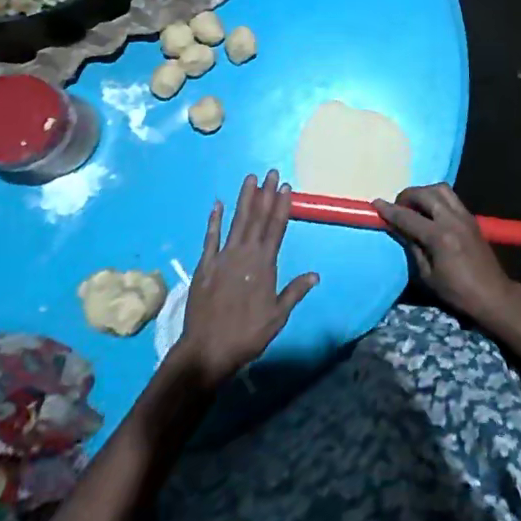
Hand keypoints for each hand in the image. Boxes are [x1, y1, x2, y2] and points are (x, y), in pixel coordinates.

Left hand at [172, 171, 318, 386]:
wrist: (209, 348)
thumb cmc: (247, 335)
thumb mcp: (277, 316)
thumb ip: (294, 292)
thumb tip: (315, 274)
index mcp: (264, 265)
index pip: (276, 229)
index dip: (282, 207)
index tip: (286, 187)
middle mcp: (245, 255)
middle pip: (257, 219)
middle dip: (266, 194)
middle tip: (271, 172)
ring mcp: (223, 257)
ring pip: (236, 221)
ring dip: (244, 199)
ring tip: (250, 178)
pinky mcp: (205, 264)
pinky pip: (210, 237)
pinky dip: (214, 220)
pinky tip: (217, 203)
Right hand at [372, 184, 520, 321]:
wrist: (494, 295)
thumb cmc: (457, 292)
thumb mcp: (427, 276)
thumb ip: (412, 248)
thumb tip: (399, 229)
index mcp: (439, 237)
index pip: (408, 217)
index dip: (389, 210)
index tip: (376, 203)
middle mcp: (452, 220)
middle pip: (425, 194)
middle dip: (407, 196)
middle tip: (398, 207)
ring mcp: (465, 216)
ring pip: (441, 189)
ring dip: (424, 192)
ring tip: (415, 206)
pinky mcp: (472, 218)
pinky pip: (451, 197)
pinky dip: (437, 197)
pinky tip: (431, 210)